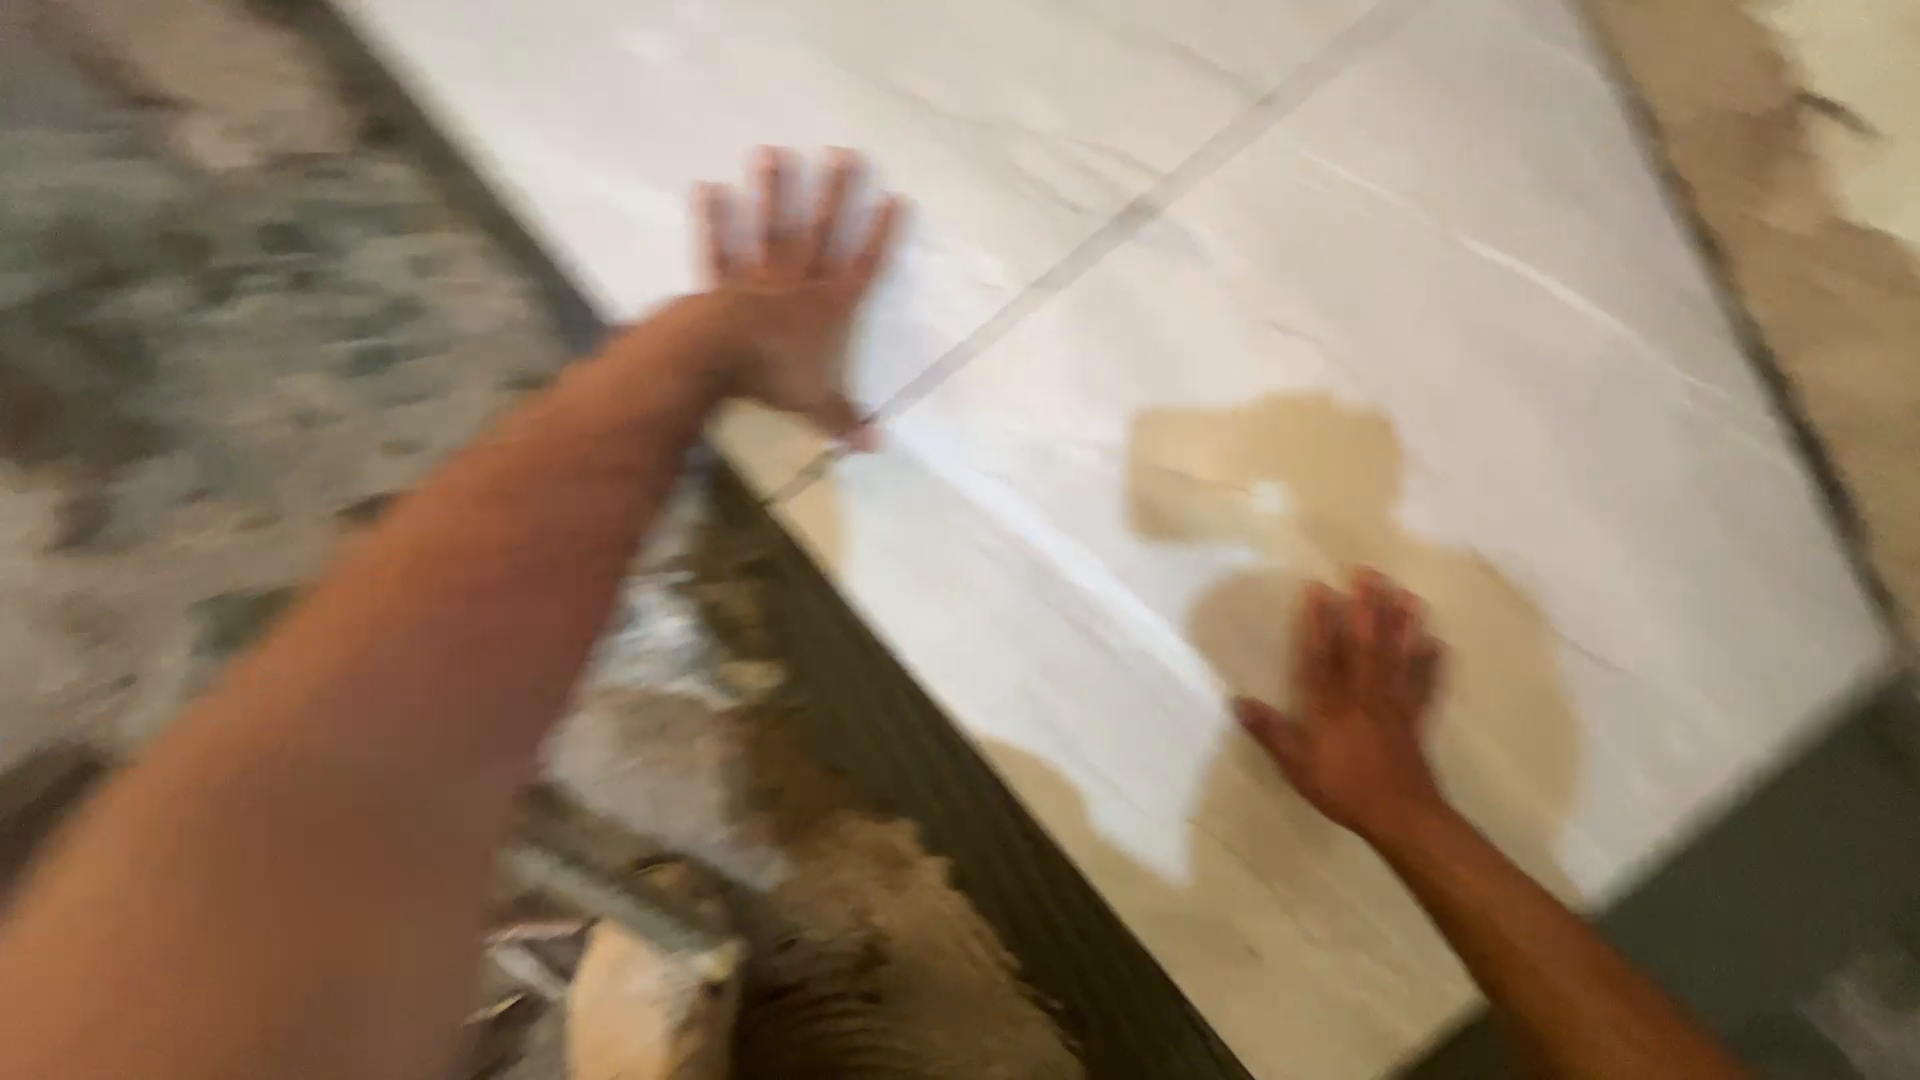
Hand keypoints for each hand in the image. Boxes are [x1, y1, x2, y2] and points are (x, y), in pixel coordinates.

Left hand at [697, 147, 904, 448]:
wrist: (718, 360)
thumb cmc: (775, 377)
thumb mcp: (818, 405)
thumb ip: (845, 421)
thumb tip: (875, 447)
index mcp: (829, 309)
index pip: (863, 267)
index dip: (880, 235)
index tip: (894, 199)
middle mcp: (798, 284)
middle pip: (822, 233)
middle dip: (836, 194)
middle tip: (845, 153)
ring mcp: (758, 278)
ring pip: (771, 230)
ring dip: (773, 192)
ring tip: (774, 151)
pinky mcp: (721, 284)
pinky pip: (717, 250)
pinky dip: (712, 222)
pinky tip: (707, 187)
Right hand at [1234, 569, 1449, 843]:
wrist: (1401, 817)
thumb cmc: (1343, 788)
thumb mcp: (1296, 764)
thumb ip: (1270, 731)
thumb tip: (1237, 701)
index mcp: (1331, 705)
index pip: (1321, 655)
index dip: (1319, 621)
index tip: (1320, 588)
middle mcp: (1363, 696)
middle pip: (1365, 644)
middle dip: (1367, 607)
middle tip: (1369, 573)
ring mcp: (1394, 705)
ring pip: (1398, 657)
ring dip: (1403, 625)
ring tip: (1407, 594)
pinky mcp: (1416, 720)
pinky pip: (1426, 687)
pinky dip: (1434, 664)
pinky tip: (1438, 643)